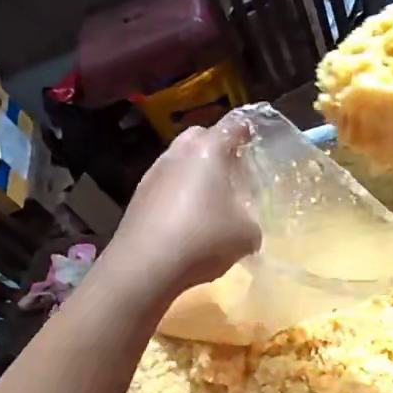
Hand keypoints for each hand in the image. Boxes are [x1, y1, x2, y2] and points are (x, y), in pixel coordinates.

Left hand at [103, 120, 260, 298]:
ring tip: (210, 198)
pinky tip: (186, 220)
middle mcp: (178, 154)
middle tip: (232, 169)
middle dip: (216, 146)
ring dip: (194, 172)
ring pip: (178, 161)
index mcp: (208, 151)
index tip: (254, 138)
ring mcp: (153, 174)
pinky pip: (165, 185)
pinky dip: (177, 193)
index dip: (246, 130)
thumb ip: (251, 222)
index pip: (232, 126)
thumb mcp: (246, 235)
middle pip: (199, 136)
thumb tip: (244, 224)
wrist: (144, 267)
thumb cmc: (203, 238)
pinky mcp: (137, 198)